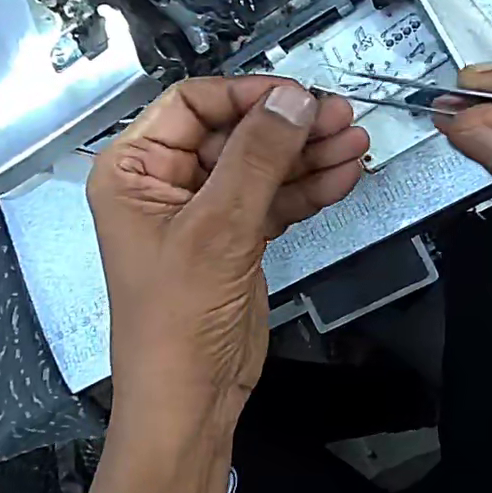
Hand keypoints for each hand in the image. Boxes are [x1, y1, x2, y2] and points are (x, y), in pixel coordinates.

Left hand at [87, 78, 367, 410]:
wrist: (194, 395)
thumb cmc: (177, 319)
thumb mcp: (218, 229)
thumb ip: (258, 159)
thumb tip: (293, 100)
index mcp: (136, 170)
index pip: (194, 106)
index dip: (249, 97)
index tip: (300, 97)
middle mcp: (170, 185)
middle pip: (239, 135)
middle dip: (292, 129)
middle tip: (341, 119)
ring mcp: (210, 213)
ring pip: (265, 168)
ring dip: (311, 157)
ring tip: (355, 143)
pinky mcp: (241, 238)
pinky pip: (279, 200)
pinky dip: (311, 189)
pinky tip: (343, 177)